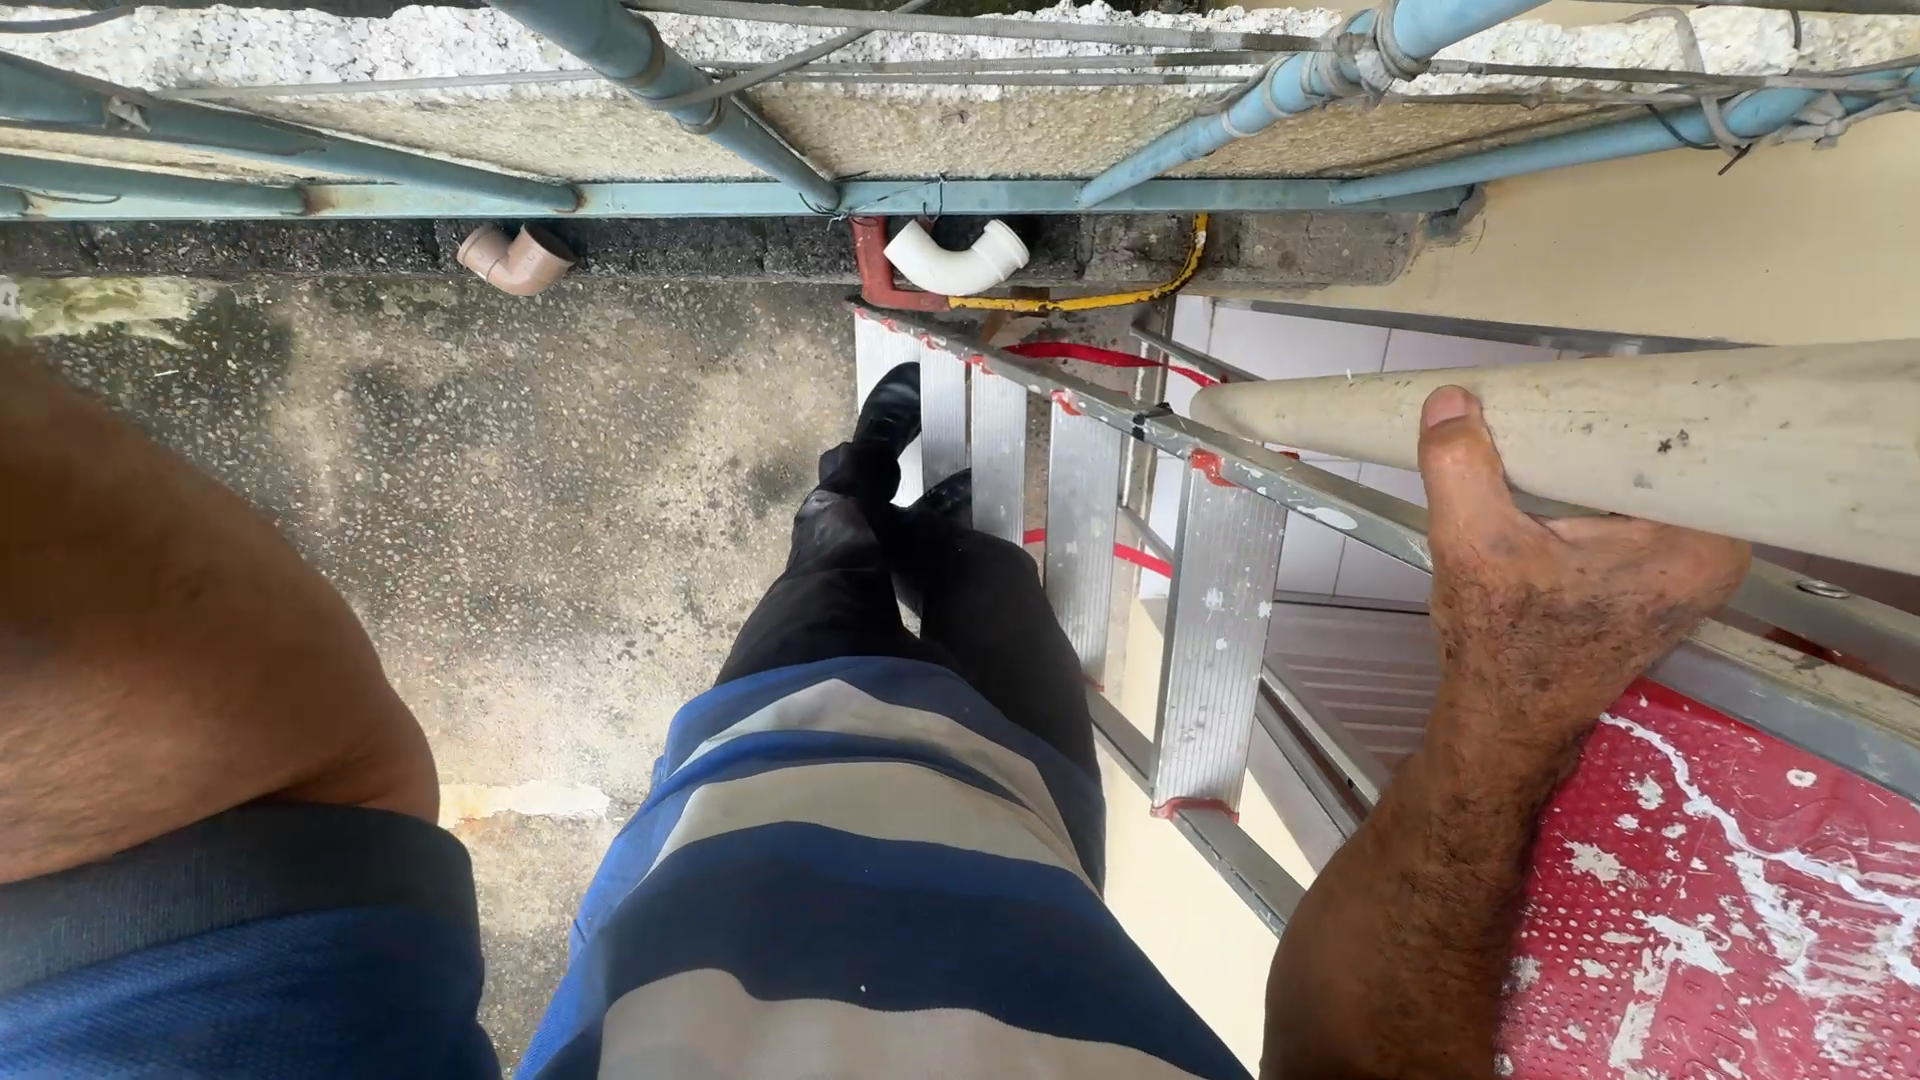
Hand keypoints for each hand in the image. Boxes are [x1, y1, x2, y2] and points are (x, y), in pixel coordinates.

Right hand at [1417, 385, 1749, 770]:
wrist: (1501, 710)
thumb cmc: (1500, 640)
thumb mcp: (1470, 546)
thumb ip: (1459, 468)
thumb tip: (1449, 399)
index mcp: (1696, 537)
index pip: (1676, 436)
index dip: (1616, 402)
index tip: (1560, 385)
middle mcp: (1712, 547)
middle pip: (1655, 457)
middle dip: (1590, 430)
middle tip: (1534, 405)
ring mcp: (1684, 562)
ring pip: (1634, 481)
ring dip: (1580, 460)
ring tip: (1531, 437)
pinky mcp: (1649, 574)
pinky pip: (1623, 506)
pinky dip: (1580, 489)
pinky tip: (1538, 483)